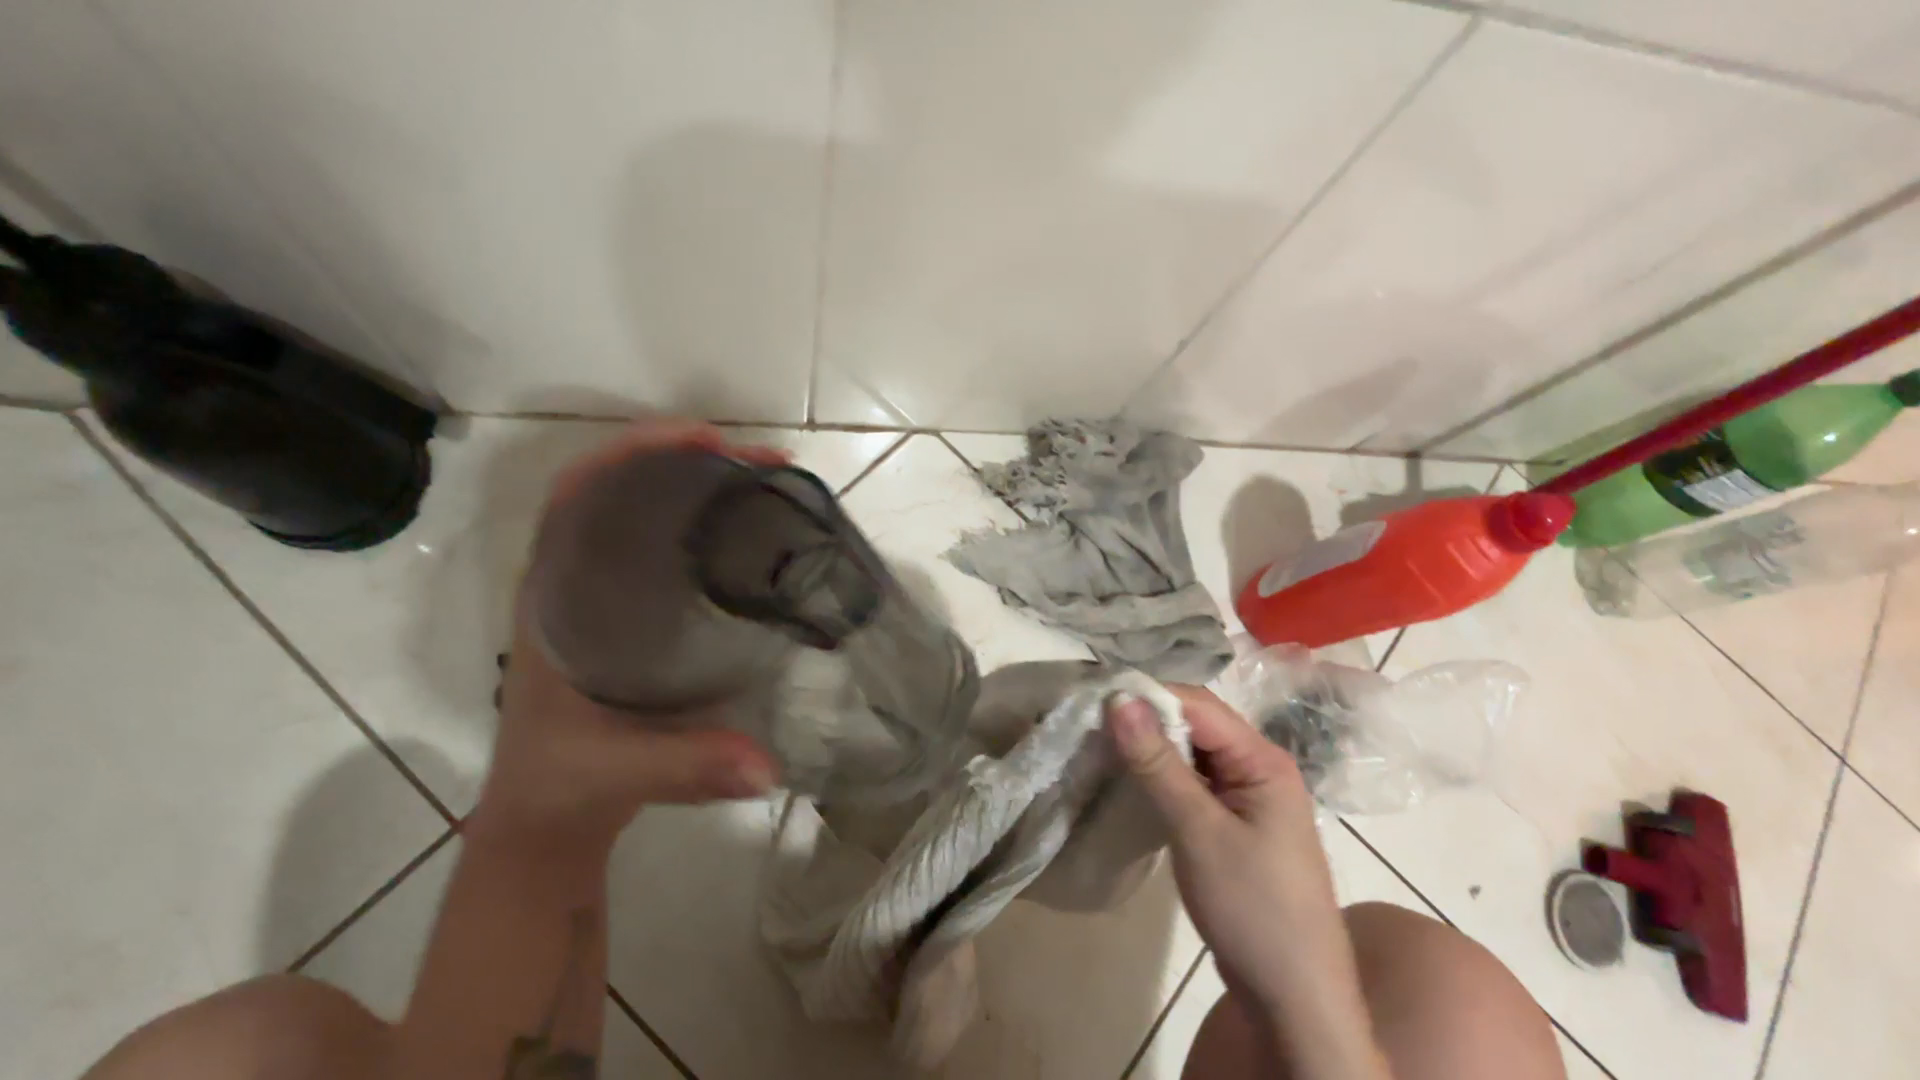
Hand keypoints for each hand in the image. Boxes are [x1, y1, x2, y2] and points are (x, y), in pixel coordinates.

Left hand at [470, 419, 785, 844]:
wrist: (548, 819)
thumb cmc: (561, 784)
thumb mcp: (616, 771)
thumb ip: (685, 766)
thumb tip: (767, 765)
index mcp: (554, 599)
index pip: (577, 494)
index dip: (634, 452)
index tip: (706, 441)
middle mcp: (576, 585)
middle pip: (623, 492)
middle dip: (690, 462)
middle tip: (763, 463)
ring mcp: (605, 601)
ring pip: (648, 517)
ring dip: (704, 489)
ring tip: (768, 485)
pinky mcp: (634, 621)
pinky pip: (667, 552)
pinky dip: (708, 528)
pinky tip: (753, 539)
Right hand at [1106, 686, 1340, 1008]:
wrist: (1295, 995)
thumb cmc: (1252, 906)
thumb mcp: (1198, 832)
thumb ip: (1159, 764)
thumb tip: (1119, 699)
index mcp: (1263, 760)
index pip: (1199, 705)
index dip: (1148, 696)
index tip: (1092, 701)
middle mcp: (1260, 768)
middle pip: (1197, 725)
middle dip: (1146, 720)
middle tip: (1088, 725)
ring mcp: (1249, 799)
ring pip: (1194, 756)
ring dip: (1152, 750)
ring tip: (1099, 749)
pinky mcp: (1236, 826)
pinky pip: (1195, 786)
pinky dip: (1163, 780)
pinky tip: (1130, 784)